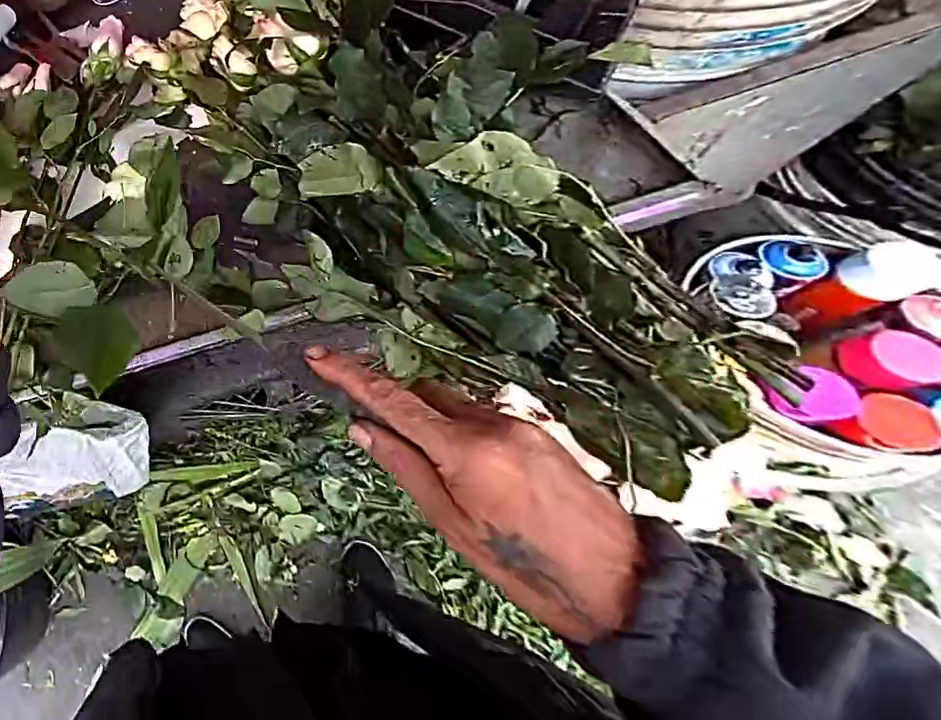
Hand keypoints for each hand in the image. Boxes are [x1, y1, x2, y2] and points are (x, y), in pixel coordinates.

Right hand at [307, 348, 644, 643]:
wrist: (620, 582)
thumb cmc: (528, 567)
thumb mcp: (452, 524)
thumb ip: (404, 466)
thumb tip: (364, 429)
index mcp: (464, 450)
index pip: (392, 400)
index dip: (349, 376)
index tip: (320, 358)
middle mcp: (490, 422)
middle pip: (421, 393)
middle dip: (398, 409)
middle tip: (390, 444)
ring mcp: (517, 421)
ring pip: (451, 403)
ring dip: (433, 422)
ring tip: (449, 475)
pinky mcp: (536, 428)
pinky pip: (480, 414)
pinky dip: (462, 429)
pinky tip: (478, 471)